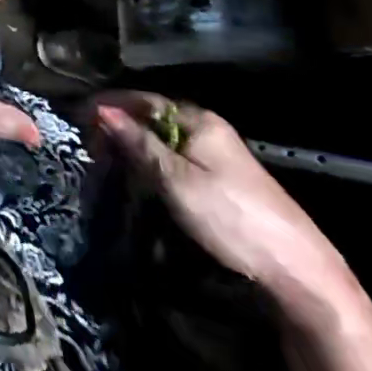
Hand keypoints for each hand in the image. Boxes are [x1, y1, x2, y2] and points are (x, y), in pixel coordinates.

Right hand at [93, 91, 349, 301]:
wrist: (297, 272)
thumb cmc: (230, 216)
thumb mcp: (175, 178)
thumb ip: (136, 142)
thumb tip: (101, 109)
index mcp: (199, 120)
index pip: (141, 98)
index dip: (106, 104)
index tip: (74, 116)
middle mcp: (207, 129)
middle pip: (150, 117)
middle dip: (115, 126)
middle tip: (86, 145)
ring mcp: (215, 155)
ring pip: (159, 139)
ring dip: (129, 146)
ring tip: (102, 161)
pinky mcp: (218, 179)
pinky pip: (171, 158)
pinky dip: (147, 162)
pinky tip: (134, 176)